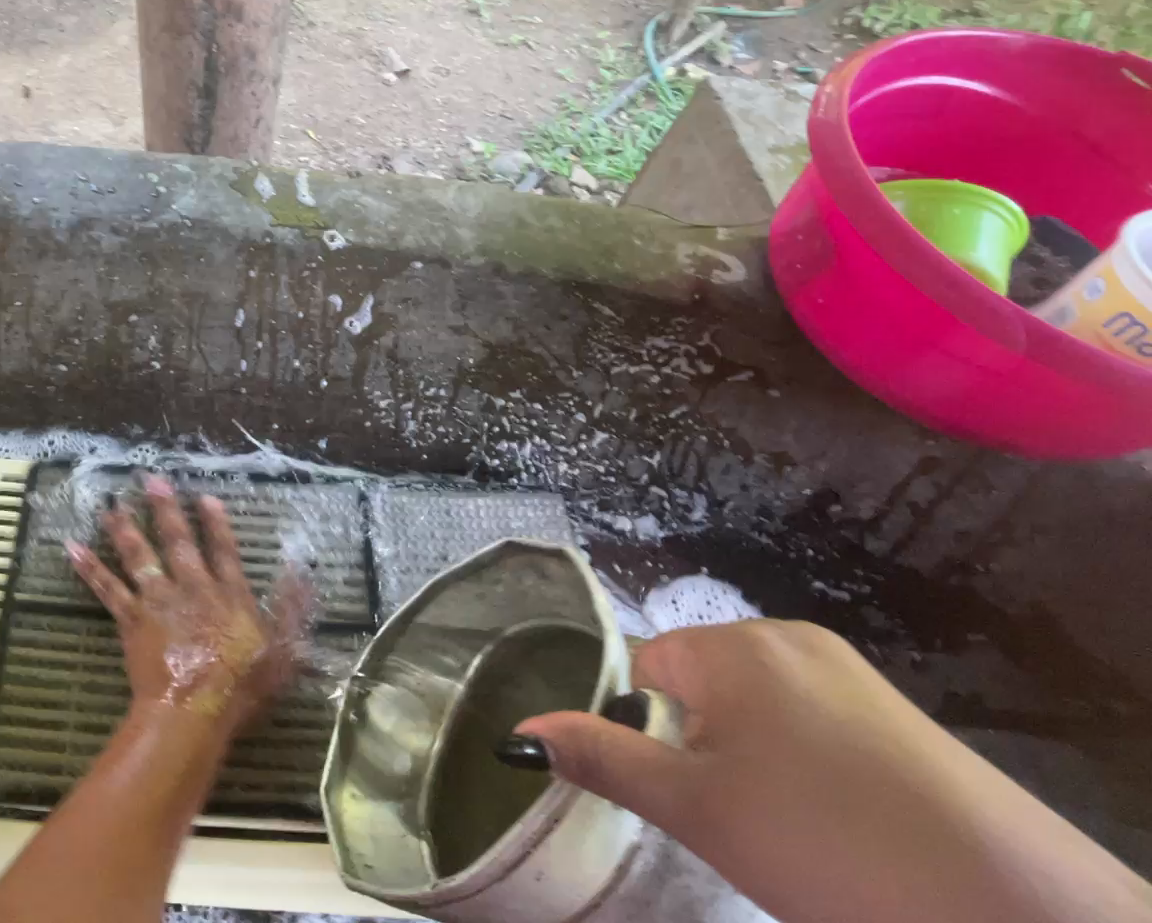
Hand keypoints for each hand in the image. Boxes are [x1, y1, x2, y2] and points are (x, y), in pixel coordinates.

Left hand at [66, 475, 308, 732]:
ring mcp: (158, 601)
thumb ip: (293, 607)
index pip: (223, 550)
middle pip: (177, 542)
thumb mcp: (285, 648)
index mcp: (229, 594)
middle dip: (165, 509)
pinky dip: (90, 567)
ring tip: (111, 504)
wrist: (194, 711)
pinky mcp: (131, 619)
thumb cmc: (242, 686)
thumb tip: (301, 568)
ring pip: (139, 555)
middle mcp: (192, 587)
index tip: (204, 496)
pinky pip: (107, 588)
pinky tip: (72, 547)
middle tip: (150, 479)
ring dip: (125, 527)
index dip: (215, 523)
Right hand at [516, 620, 1151, 922]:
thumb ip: (600, 757)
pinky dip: (799, 761)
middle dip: (696, 743)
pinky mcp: (895, 711)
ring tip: (783, 824)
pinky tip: (832, 817)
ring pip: (752, 706)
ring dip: (745, 755)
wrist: (1015, 911)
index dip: (646, 730)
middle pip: (697, 683)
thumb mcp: (693, 807)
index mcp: (733, 644)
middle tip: (730, 814)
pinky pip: (807, 720)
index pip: (643, 668)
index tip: (681, 791)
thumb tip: (515, 732)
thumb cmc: (821, 840)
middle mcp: (788, 636)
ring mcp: (849, 670)